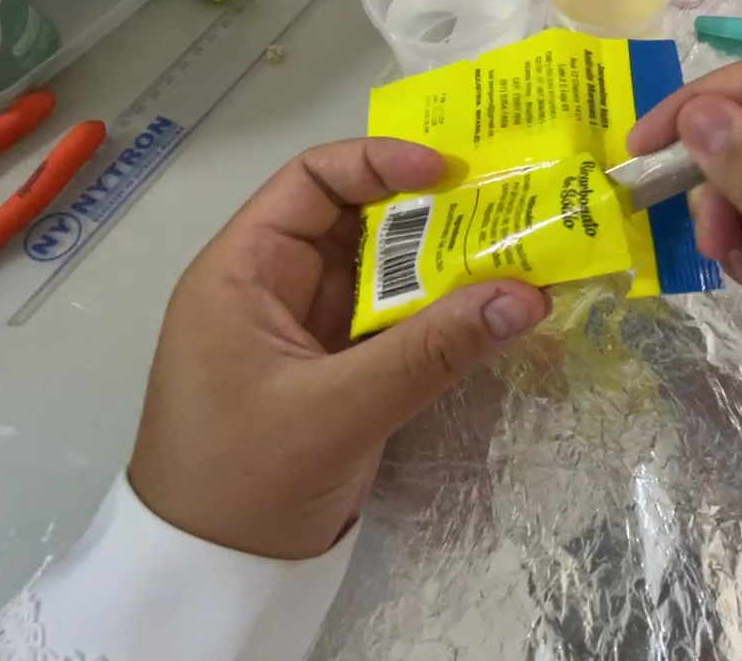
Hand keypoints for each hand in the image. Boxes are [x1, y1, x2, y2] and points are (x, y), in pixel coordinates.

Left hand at [127, 138, 551, 559]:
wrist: (212, 580)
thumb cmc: (243, 481)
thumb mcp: (338, 409)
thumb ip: (433, 350)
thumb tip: (528, 295)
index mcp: (245, 270)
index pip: (312, 181)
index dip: (379, 161)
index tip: (449, 170)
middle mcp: (279, 284)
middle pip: (360, 218)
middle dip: (430, 208)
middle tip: (504, 201)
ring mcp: (314, 325)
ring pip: (387, 267)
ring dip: (446, 258)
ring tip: (514, 246)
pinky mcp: (343, 362)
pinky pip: (399, 314)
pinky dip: (442, 306)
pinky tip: (489, 304)